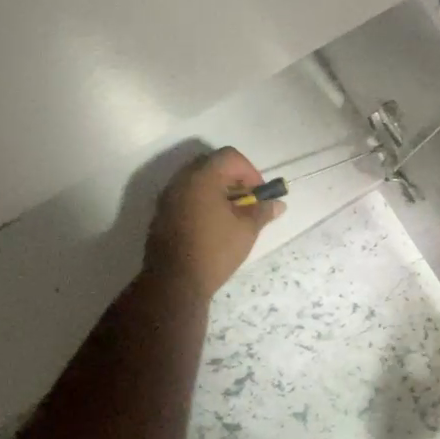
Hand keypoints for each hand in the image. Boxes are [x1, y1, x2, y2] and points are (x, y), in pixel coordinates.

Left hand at [144, 147, 284, 298]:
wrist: (174, 282)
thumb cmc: (215, 251)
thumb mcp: (246, 230)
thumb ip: (262, 211)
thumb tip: (278, 204)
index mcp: (203, 178)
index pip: (230, 156)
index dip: (250, 171)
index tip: (258, 194)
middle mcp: (181, 180)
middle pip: (212, 164)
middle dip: (233, 178)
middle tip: (245, 201)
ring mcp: (168, 197)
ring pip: (196, 180)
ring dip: (216, 190)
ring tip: (230, 215)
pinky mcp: (161, 213)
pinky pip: (185, 195)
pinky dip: (201, 201)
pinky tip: (211, 225)